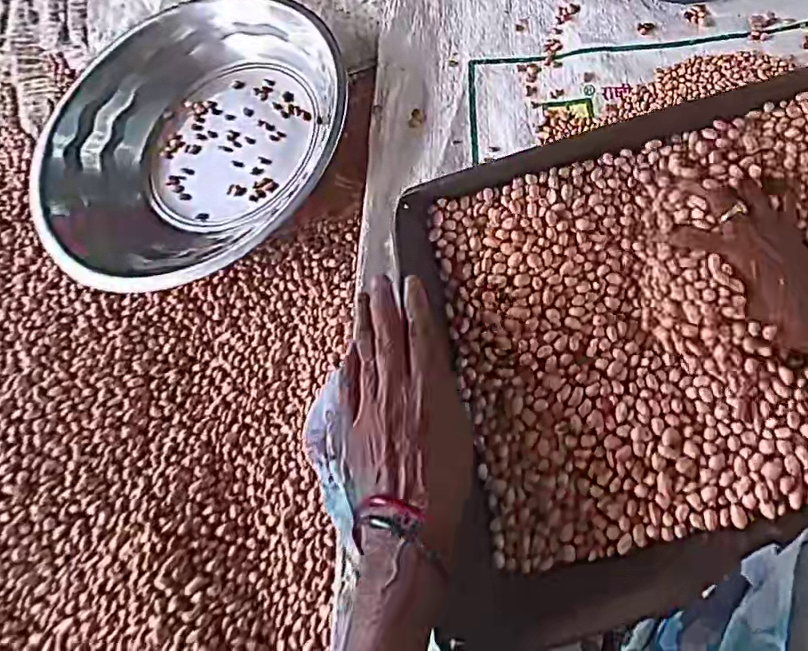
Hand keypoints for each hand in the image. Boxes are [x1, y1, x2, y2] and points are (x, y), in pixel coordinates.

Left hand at [341, 275, 472, 569]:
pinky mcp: (350, 427)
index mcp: (429, 389)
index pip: (421, 334)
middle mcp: (397, 390)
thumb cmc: (443, 482)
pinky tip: (349, 348)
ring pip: (365, 354)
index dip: (416, 305)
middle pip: (389, 337)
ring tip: (363, 301)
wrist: (403, 526)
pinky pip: (348, 385)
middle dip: (385, 305)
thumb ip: (444, 393)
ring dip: (364, 324)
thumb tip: (435, 369)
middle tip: (380, 281)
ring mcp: (369, 407)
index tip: (410, 283)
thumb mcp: (460, 430)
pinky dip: (349, 362)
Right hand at [668, 178, 807, 355]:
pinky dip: (778, 190)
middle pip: (719, 197)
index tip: (661, 234)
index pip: (695, 237)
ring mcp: (772, 225)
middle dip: (697, 186)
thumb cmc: (779, 317)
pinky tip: (773, 185)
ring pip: (751, 188)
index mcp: (734, 251)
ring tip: (726, 174)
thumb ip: (727, 294)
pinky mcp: (790, 227)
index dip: (675, 235)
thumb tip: (709, 298)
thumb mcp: (744, 309)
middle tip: (683, 180)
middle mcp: (750, 231)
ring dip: (736, 181)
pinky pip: (785, 199)